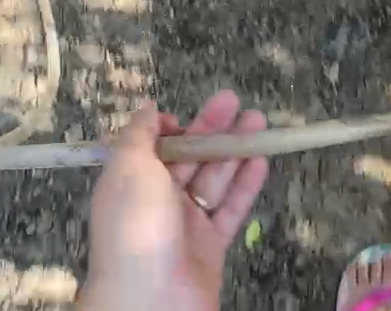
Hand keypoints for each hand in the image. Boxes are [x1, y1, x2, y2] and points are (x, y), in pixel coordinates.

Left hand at [79, 90, 269, 310]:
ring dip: (235, 149)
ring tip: (258, 119)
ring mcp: (185, 224)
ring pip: (213, 178)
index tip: (183, 118)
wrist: (151, 301)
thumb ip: (139, 133)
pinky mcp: (210, 247)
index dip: (169, 129)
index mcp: (130, 180)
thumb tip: (151, 108)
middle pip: (188, 157)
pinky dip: (246, 184)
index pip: (152, 146)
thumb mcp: (128, 166)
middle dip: (211, 128)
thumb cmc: (136, 225)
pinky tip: (262, 161)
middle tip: (234, 100)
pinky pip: (230, 209)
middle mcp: (157, 199)